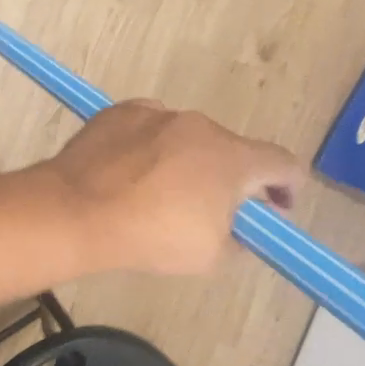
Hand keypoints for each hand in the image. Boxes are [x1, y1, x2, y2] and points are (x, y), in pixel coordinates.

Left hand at [30, 101, 305, 276]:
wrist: (77, 209)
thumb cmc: (152, 235)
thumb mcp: (214, 254)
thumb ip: (238, 234)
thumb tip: (232, 224)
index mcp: (230, 156)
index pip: (282, 162)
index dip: (287, 186)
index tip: (275, 208)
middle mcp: (195, 125)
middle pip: (229, 148)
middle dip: (229, 176)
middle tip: (211, 208)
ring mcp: (152, 113)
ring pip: (185, 136)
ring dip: (187, 159)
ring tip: (161, 191)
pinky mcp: (117, 112)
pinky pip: (148, 127)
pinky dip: (150, 145)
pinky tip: (132, 172)